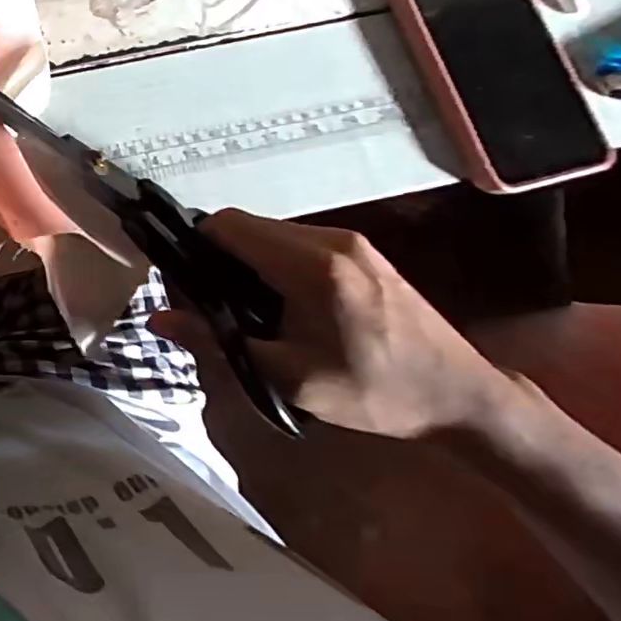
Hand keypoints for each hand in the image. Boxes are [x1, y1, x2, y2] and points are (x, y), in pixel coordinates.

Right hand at [149, 209, 511, 438]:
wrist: (463, 396)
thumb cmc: (377, 393)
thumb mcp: (292, 378)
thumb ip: (220, 343)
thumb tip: (158, 319)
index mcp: (313, 266)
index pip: (229, 225)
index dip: (195, 244)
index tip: (185, 280)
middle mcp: (329, 239)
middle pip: (247, 224)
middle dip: (218, 254)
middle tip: (210, 300)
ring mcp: (348, 239)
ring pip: (271, 231)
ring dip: (247, 258)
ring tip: (245, 306)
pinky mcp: (359, 249)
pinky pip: (296, 240)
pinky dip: (273, 260)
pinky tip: (280, 301)